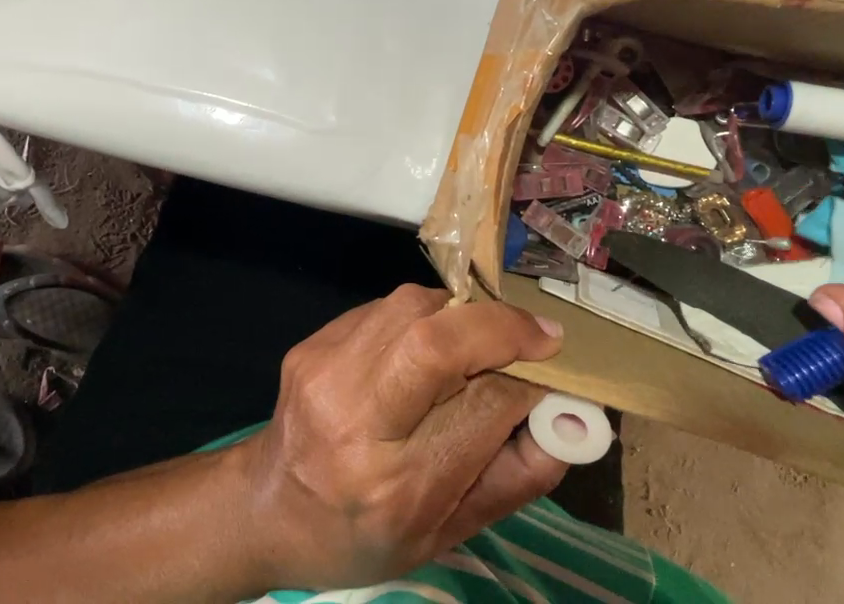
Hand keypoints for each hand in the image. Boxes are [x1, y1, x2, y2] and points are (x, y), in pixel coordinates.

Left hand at [235, 285, 567, 589]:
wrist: (271, 507)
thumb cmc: (368, 534)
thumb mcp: (451, 531)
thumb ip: (516, 476)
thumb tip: (572, 416)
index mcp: (397, 485)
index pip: (482, 406)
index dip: (529, 380)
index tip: (554, 372)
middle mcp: (353, 420)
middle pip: (433, 341)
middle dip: (498, 326)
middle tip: (537, 335)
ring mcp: (323, 372)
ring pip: (409, 308)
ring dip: (460, 314)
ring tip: (480, 340)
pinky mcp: (310, 344)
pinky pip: (382, 310)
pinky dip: (420, 317)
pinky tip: (424, 346)